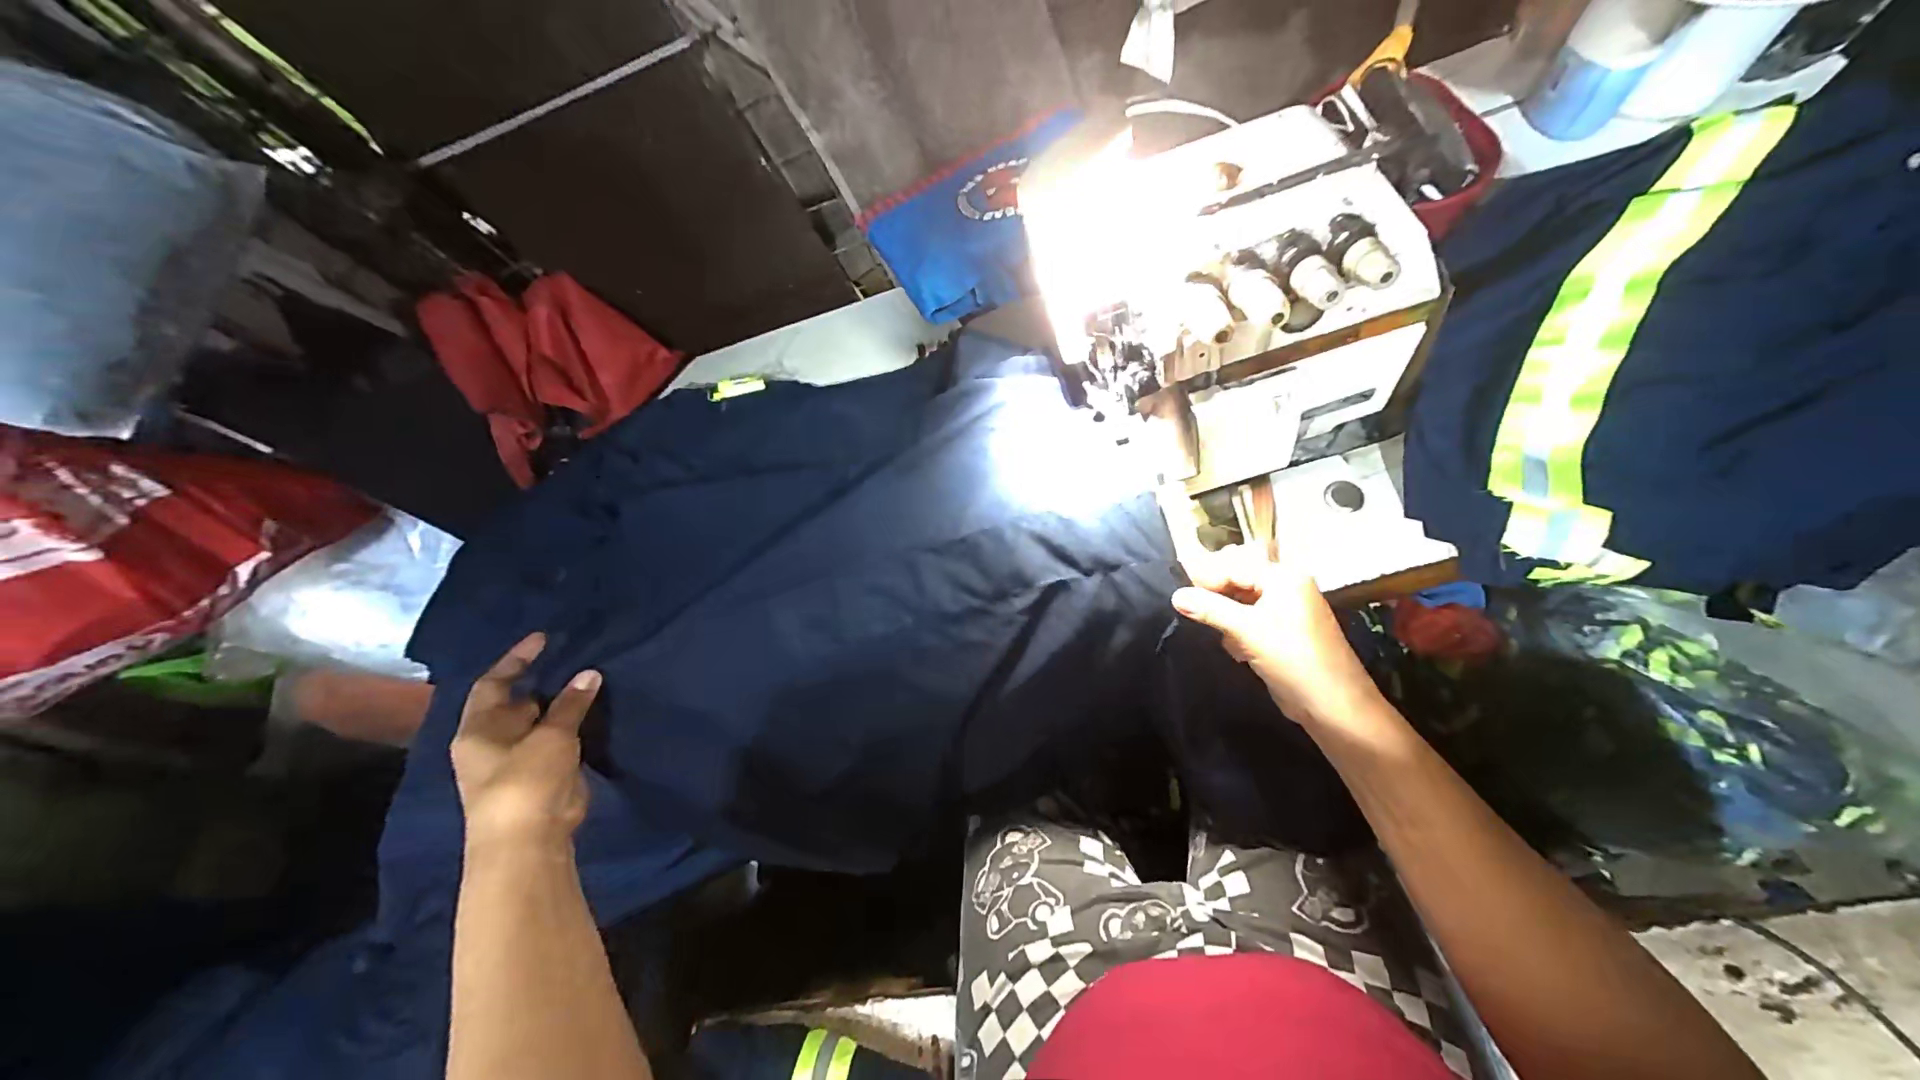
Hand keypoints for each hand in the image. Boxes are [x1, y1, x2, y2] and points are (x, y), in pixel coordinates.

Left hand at [452, 632, 600, 848]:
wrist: (528, 839)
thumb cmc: (526, 780)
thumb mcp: (551, 735)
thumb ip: (571, 703)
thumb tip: (590, 673)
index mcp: (478, 730)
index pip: (493, 684)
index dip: (516, 659)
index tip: (543, 639)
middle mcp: (492, 742)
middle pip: (516, 703)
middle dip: (543, 682)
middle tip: (575, 658)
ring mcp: (516, 761)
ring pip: (539, 723)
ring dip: (561, 705)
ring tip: (589, 680)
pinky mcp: (541, 775)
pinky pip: (556, 741)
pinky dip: (572, 726)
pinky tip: (593, 712)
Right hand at [1170, 548, 1384, 729]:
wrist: (1333, 705)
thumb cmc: (1294, 660)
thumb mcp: (1247, 631)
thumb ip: (1209, 609)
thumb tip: (1175, 595)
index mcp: (1283, 577)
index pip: (1232, 566)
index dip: (1203, 579)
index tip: (1176, 594)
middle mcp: (1284, 586)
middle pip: (1235, 580)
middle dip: (1214, 597)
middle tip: (1193, 612)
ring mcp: (1283, 609)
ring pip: (1238, 601)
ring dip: (1224, 617)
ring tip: (1222, 636)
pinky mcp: (1279, 631)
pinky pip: (1247, 619)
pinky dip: (1236, 631)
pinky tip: (1236, 649)